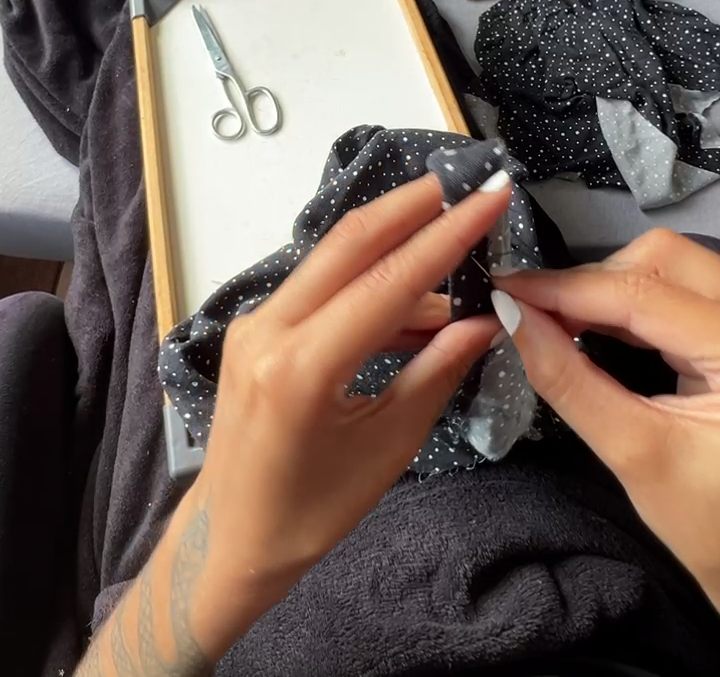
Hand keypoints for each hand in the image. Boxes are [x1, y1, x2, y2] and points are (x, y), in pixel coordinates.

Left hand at [178, 172, 508, 657]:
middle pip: (349, 242)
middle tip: (466, 182)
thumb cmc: (309, 513)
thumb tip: (487, 321)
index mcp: (300, 367)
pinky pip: (324, 286)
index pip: (387, 282)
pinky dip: (372, 282)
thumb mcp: (385, 449)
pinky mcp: (258, 324)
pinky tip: (417, 298)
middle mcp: (269, 327)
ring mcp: (256, 320)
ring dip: (397, 246)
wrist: (228, 536)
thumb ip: (436, 373)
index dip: (446, 235)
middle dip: (412, 205)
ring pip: (336, 259)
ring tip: (458, 249)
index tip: (490, 196)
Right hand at [495, 229, 719, 624]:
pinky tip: (608, 323)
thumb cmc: (711, 527)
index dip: (568, 288)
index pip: (647, 295)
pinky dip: (639, 295)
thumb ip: (565, 375)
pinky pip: (692, 281)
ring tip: (570, 322)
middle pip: (666, 259)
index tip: (508, 287)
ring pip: (677, 262)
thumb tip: (510, 311)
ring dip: (614, 285)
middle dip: (594, 283)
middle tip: (542, 315)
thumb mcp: (630, 452)